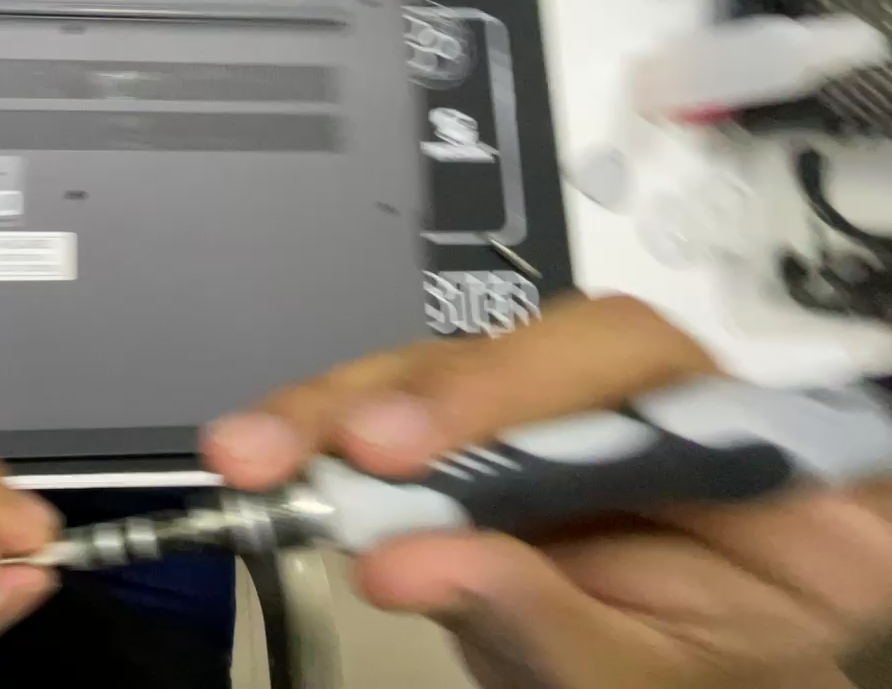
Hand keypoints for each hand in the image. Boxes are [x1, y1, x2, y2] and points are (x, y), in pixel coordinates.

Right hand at [202, 296, 890, 688]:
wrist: (627, 687)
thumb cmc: (670, 685)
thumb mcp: (635, 681)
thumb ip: (546, 621)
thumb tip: (402, 562)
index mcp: (755, 463)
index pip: (630, 359)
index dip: (502, 383)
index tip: (396, 449)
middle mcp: (635, 402)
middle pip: (499, 346)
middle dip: (385, 395)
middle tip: (292, 450)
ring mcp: (532, 406)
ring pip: (414, 367)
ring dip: (321, 414)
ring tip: (246, 456)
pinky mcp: (452, 416)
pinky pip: (371, 405)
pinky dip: (309, 434)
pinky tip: (262, 453)